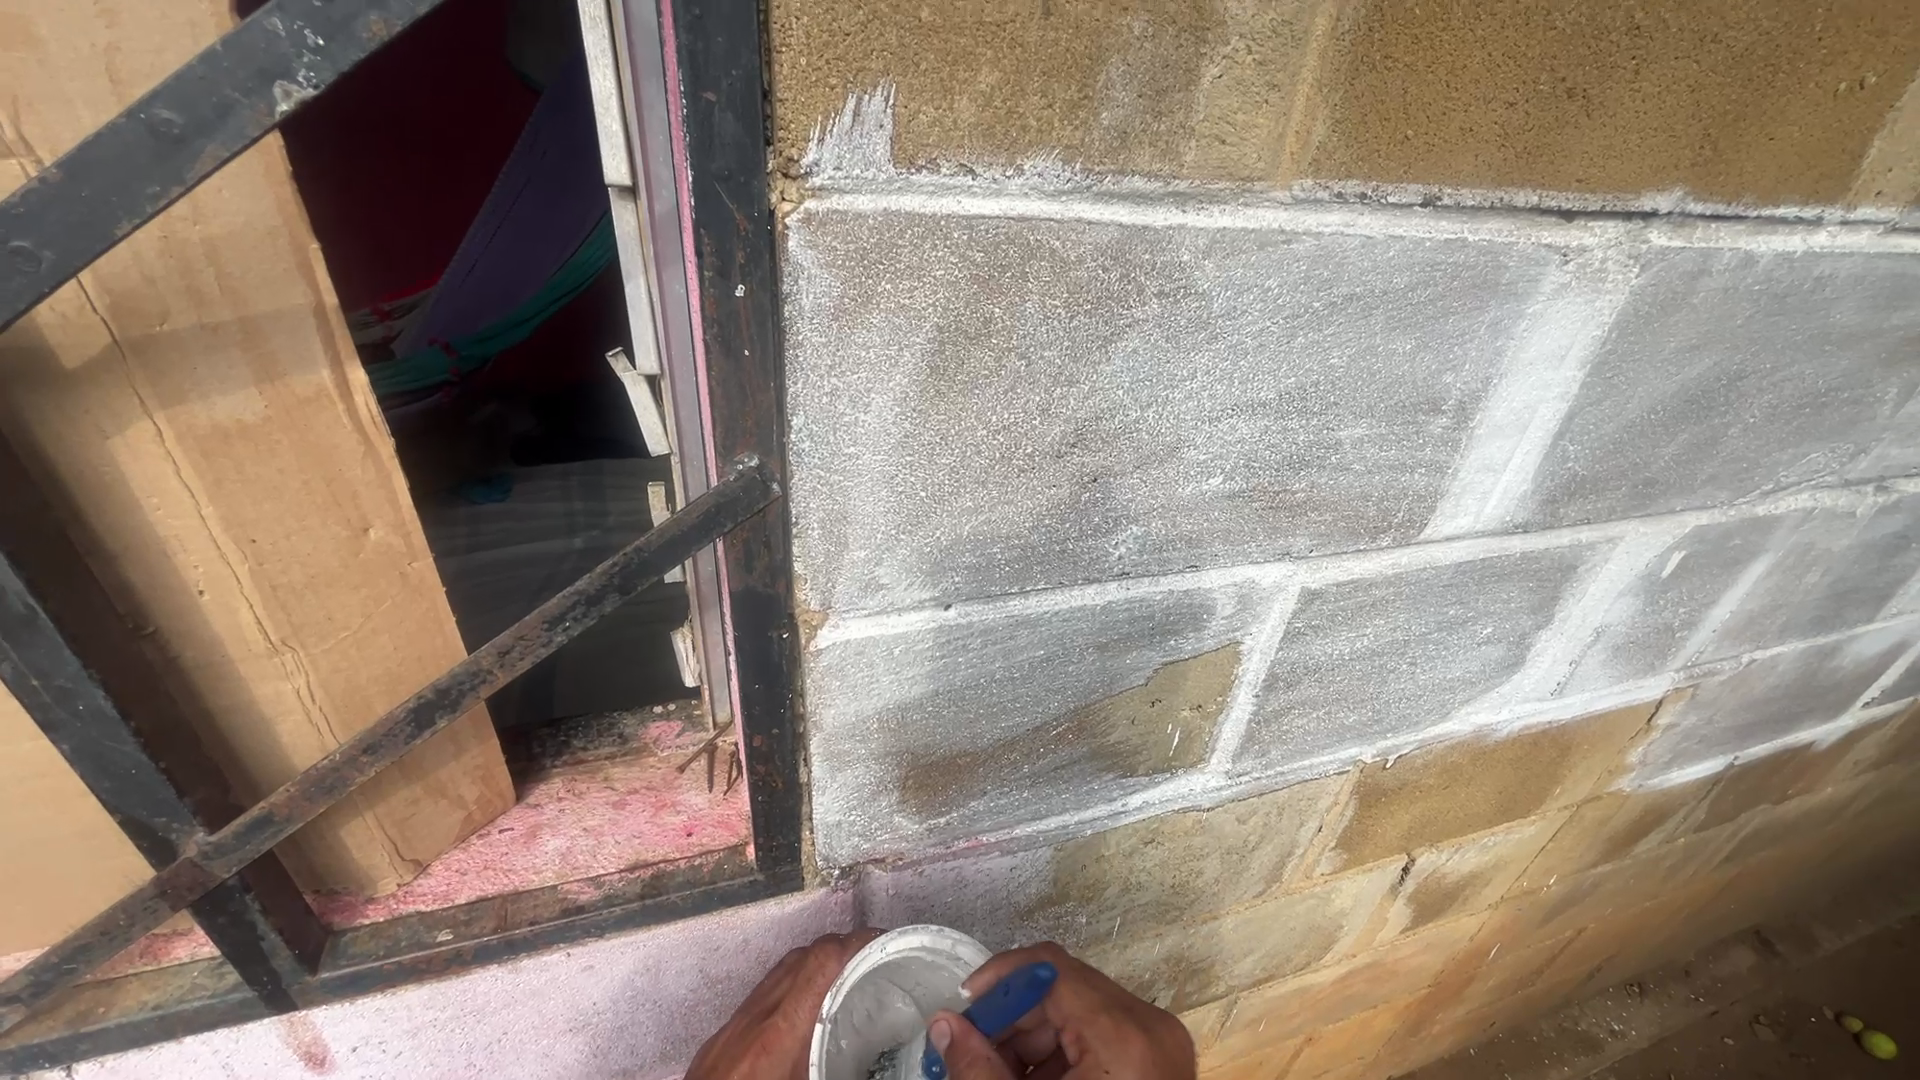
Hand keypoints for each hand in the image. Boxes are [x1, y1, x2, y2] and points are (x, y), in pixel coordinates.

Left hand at [685, 929, 881, 1079]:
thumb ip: (840, 1066)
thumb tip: (877, 1067)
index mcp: (781, 1034)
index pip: (821, 961)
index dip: (855, 942)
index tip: (882, 941)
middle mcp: (758, 1017)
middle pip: (804, 955)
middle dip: (842, 948)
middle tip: (872, 962)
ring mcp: (737, 1022)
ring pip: (782, 969)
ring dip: (816, 965)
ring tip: (844, 980)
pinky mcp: (723, 1035)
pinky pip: (765, 991)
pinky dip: (792, 987)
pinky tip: (805, 1012)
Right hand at [926, 942, 1195, 1079]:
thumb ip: (980, 1070)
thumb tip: (943, 1025)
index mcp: (1125, 1037)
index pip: (1050, 971)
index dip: (999, 980)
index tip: (961, 1009)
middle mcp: (1149, 1026)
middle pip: (1061, 990)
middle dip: (1009, 1018)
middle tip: (969, 1050)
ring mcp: (1157, 1042)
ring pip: (1075, 1010)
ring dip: (1028, 1039)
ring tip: (998, 1076)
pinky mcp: (1155, 1059)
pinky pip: (1095, 1034)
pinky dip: (1056, 1055)